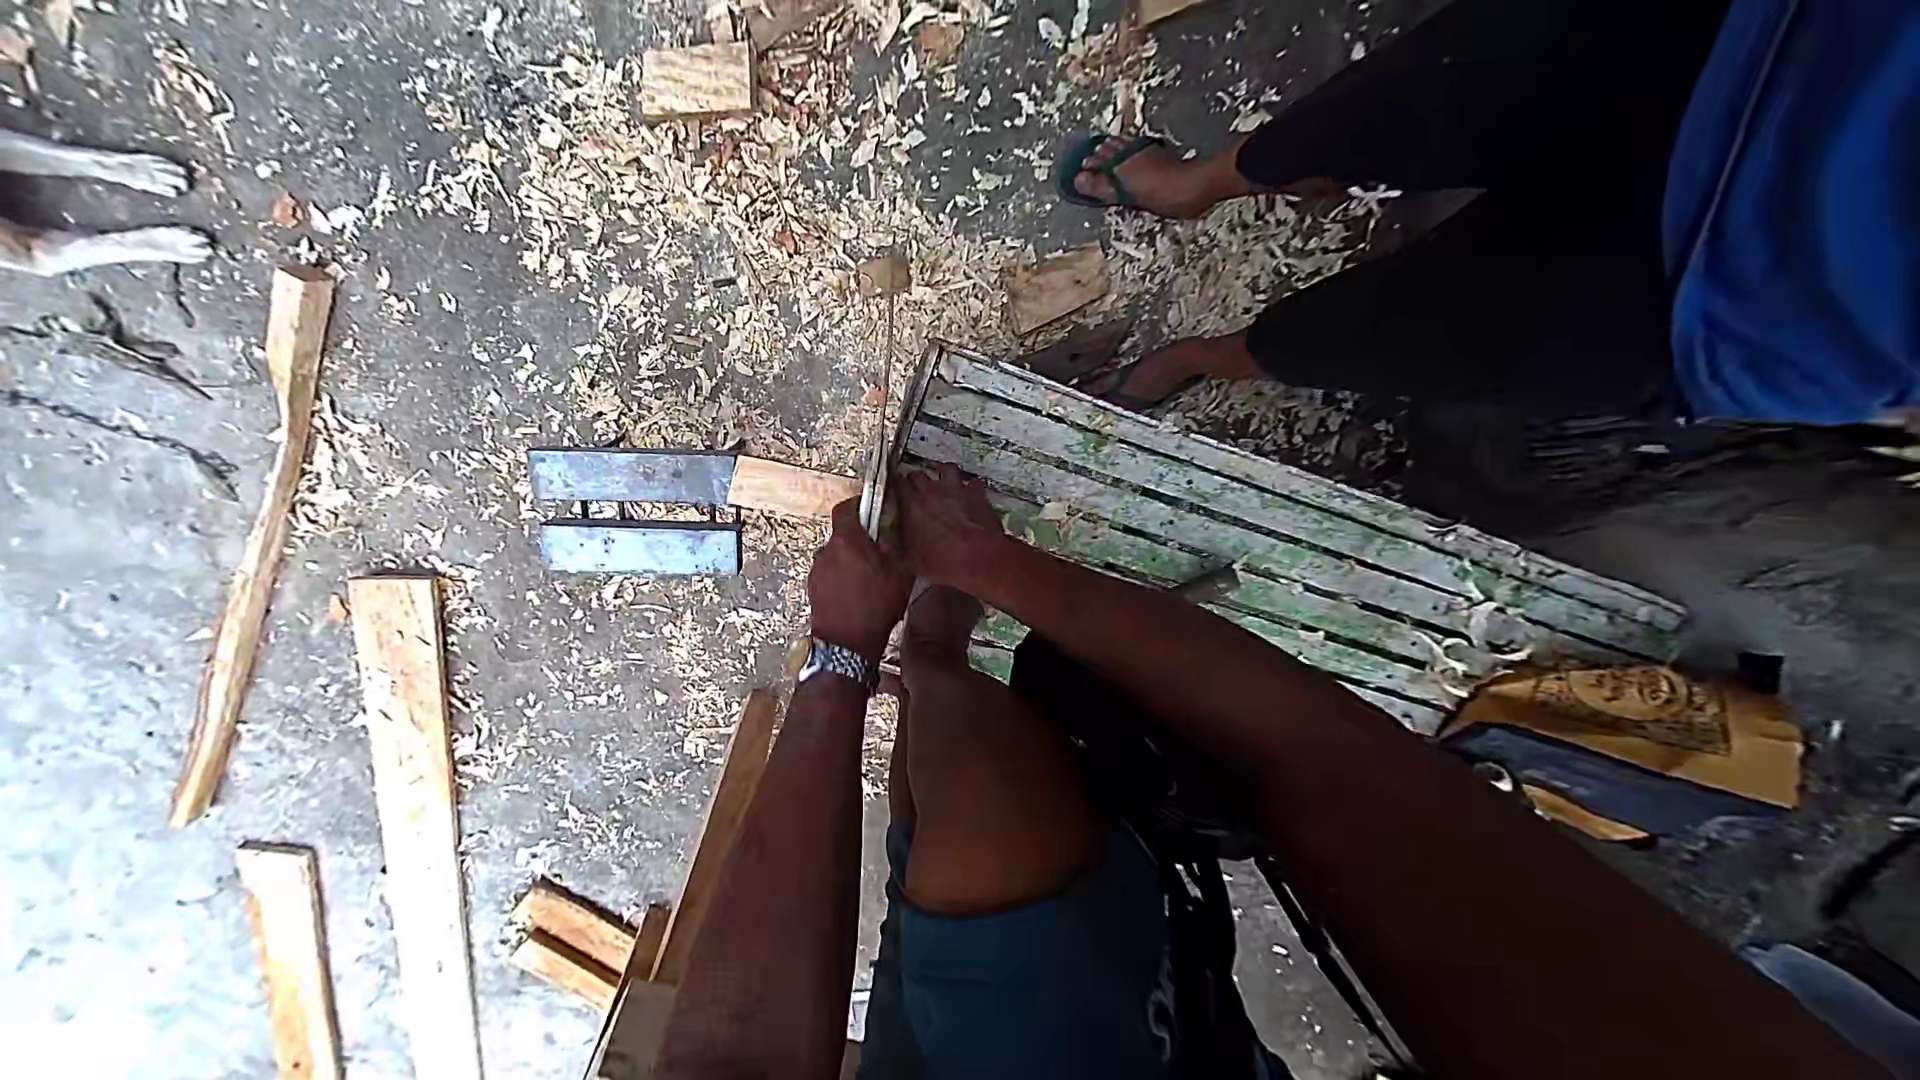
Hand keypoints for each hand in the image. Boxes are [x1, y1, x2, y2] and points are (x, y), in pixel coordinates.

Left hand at [808, 498, 912, 659]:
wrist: (847, 645)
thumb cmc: (873, 609)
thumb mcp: (900, 573)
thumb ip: (895, 546)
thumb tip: (892, 532)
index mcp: (847, 541)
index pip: (846, 508)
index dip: (858, 505)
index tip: (869, 508)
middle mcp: (826, 552)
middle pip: (842, 534)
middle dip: (859, 540)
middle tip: (878, 551)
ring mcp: (817, 571)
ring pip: (836, 555)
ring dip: (851, 561)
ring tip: (870, 578)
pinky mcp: (814, 589)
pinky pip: (830, 574)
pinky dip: (842, 578)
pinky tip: (858, 593)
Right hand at [895, 464, 1008, 588]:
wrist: (977, 558)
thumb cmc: (944, 560)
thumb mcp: (912, 562)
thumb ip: (895, 552)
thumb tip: (885, 548)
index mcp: (912, 505)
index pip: (899, 484)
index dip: (897, 483)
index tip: (896, 486)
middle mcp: (933, 492)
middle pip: (919, 474)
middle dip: (915, 478)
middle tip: (915, 484)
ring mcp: (956, 489)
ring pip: (947, 468)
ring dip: (943, 472)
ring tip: (942, 476)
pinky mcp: (976, 493)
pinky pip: (974, 482)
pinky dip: (972, 485)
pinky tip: (971, 490)